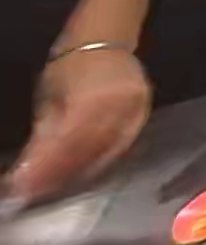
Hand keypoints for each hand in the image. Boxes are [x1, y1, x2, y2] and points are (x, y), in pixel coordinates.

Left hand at [7, 48, 151, 203]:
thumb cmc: (67, 73)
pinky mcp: (145, 113)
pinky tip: (86, 172)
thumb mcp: (48, 104)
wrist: (104, 48)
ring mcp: (141, 108)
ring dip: (83, 170)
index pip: (73, 140)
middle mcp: (126, 104)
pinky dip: (104, 158)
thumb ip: (44, 136)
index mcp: (98, 99)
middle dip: (64, 172)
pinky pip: (126, 140)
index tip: (22, 189)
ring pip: (113, 147)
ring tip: (55, 189)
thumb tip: (25, 172)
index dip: (49, 166)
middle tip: (34, 196)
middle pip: (96, 146)